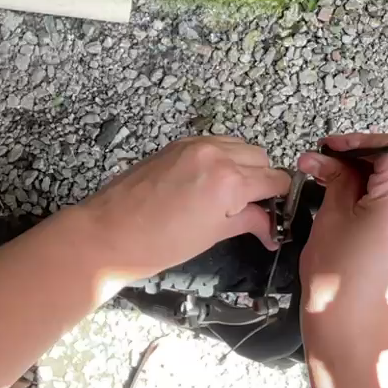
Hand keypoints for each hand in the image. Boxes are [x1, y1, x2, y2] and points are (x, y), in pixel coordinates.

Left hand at [71, 136, 289, 285]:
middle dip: (262, 181)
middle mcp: (214, 153)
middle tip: (252, 208)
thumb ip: (247, 221)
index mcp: (228, 179)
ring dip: (242, 166)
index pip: (274, 179)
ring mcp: (193, 145)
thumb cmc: (157, 242)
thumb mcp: (211, 235)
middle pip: (259, 158)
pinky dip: (220, 159)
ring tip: (229, 196)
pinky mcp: (176, 145)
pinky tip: (210, 184)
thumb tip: (269, 226)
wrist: (108, 233)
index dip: (280, 198)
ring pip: (238, 146)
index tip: (277, 213)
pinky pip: (213, 144)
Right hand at [297, 133, 387, 354]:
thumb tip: (326, 159)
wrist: (353, 332)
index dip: (362, 141)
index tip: (333, 149)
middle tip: (325, 164)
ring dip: (369, 175)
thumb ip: (334, 180)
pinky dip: (378, 194)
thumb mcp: (330, 219)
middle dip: (362, 157)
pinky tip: (350, 203)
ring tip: (332, 184)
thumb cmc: (337, 284)